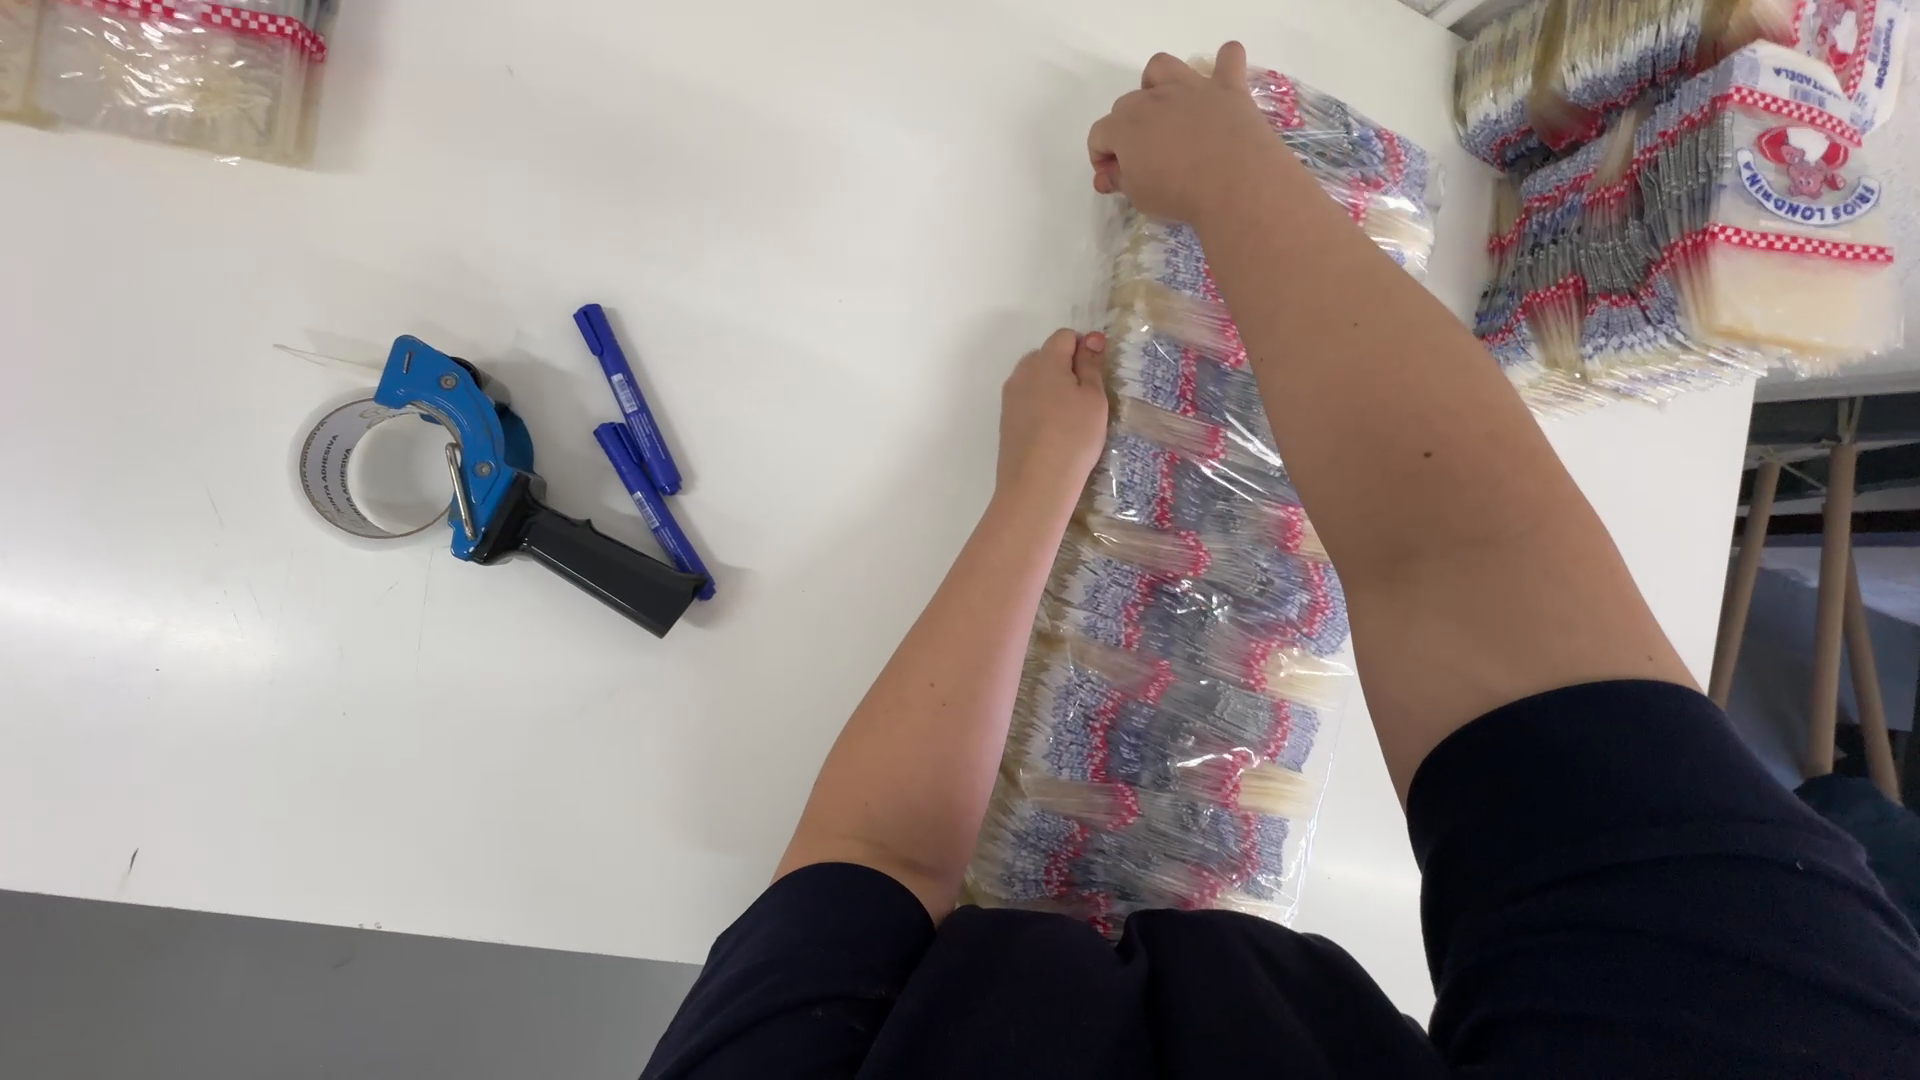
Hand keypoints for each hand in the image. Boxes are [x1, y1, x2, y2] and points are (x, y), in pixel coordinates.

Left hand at [997, 329, 1107, 507]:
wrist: (1036, 483)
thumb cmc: (1073, 437)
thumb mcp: (1094, 399)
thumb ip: (1091, 365)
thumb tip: (1090, 338)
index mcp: (1044, 360)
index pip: (1064, 337)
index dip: (1084, 349)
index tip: (1097, 375)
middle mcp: (1021, 373)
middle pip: (1046, 356)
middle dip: (1067, 368)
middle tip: (1086, 398)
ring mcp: (1009, 397)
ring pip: (1035, 380)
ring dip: (1053, 388)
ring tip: (1070, 418)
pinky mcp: (1006, 420)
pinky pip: (1027, 401)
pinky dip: (1041, 407)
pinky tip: (1053, 431)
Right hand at [1087, 42, 1286, 227]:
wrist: (1234, 182)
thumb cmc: (1178, 195)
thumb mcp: (1139, 197)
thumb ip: (1119, 181)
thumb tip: (1107, 176)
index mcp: (1125, 126)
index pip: (1098, 134)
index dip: (1101, 157)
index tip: (1114, 177)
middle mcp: (1153, 98)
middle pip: (1127, 104)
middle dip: (1126, 129)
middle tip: (1141, 158)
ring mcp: (1191, 87)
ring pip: (1162, 67)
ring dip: (1157, 84)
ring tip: (1166, 110)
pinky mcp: (1227, 87)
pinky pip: (1228, 58)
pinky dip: (1224, 64)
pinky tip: (1220, 84)